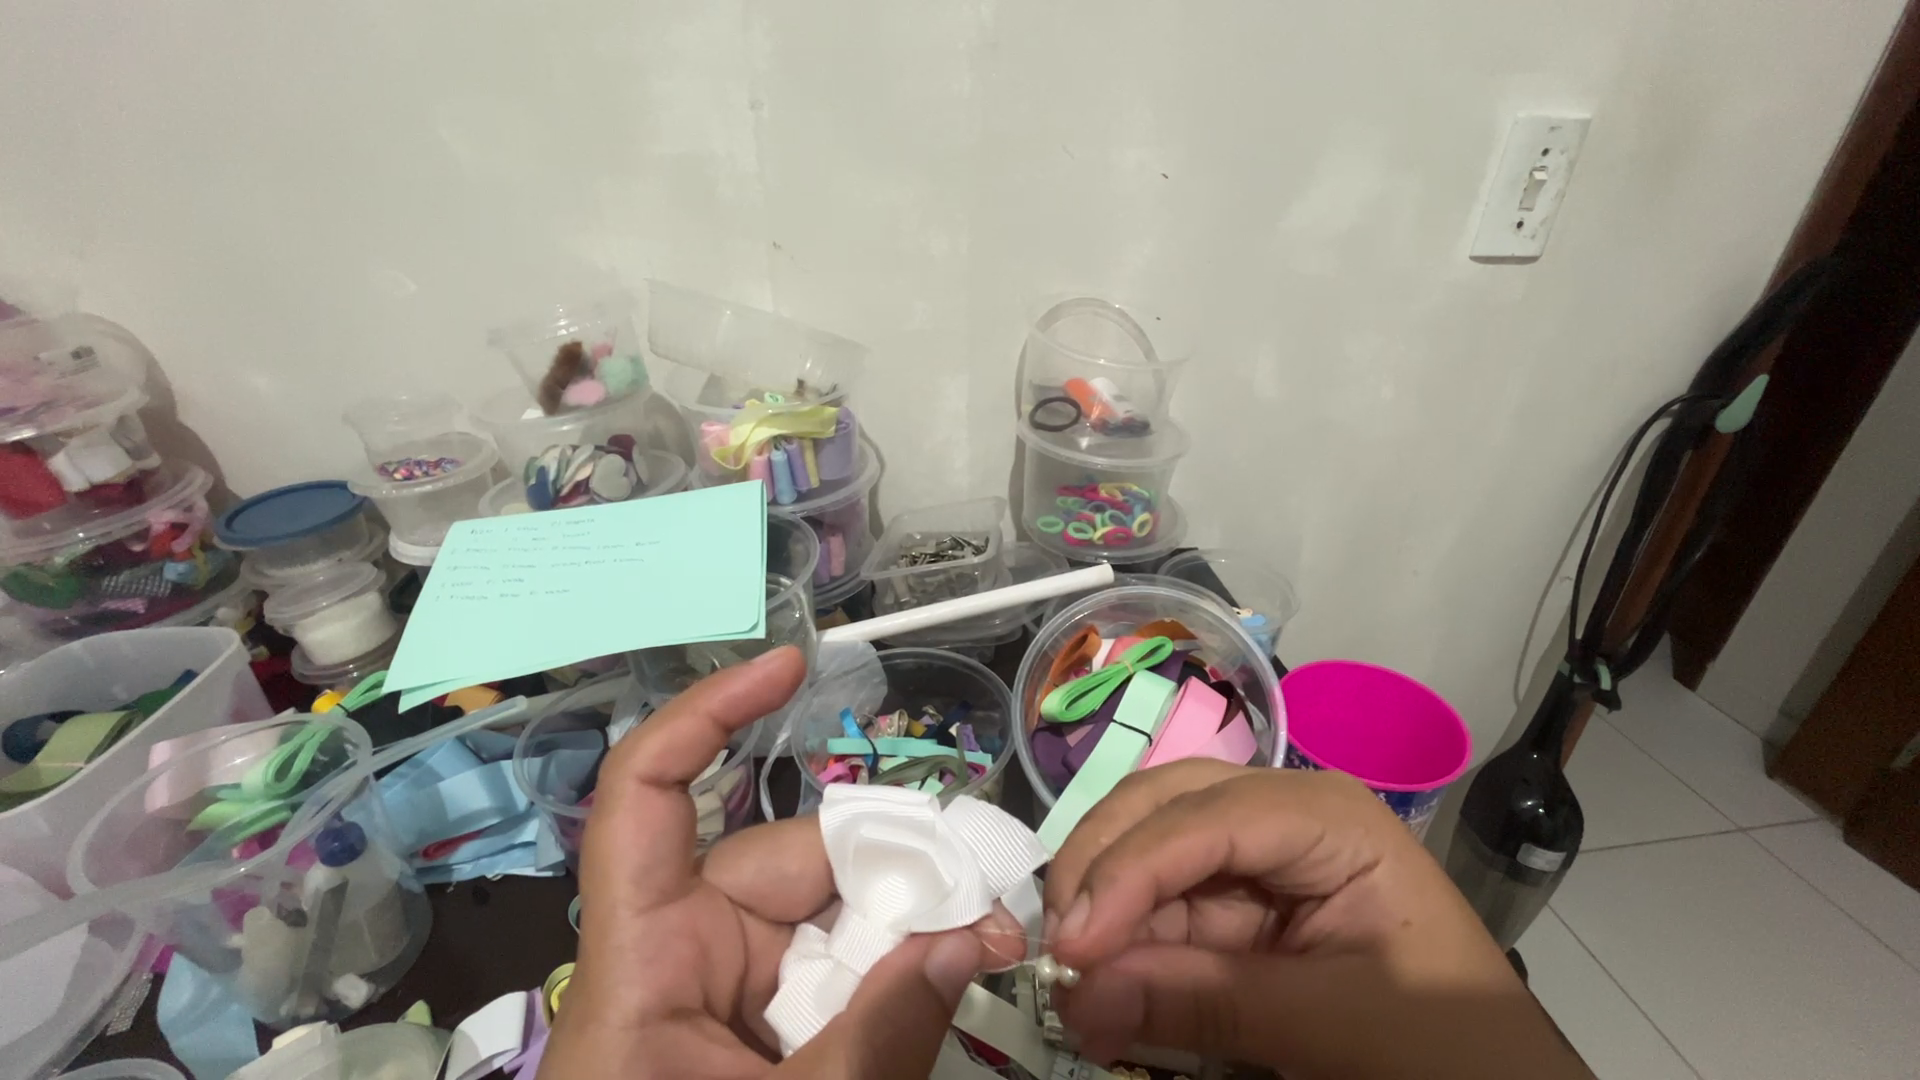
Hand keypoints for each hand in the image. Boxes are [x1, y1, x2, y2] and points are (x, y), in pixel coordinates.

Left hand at [538, 647, 1020, 1079]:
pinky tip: (952, 969)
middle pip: (790, 860)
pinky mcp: (761, 1014)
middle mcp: (684, 947)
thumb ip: (880, 1038)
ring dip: (909, 921)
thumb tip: (975, 936)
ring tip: (990, 943)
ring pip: (830, 911)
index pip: (650, 795)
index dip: (710, 714)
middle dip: (892, 870)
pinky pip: (839, 959)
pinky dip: (896, 961)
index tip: (792, 667)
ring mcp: (726, 981)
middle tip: (992, 911)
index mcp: (645, 961)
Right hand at [1044, 761, 1591, 1078]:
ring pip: (1148, 845)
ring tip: (1069, 972)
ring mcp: (1254, 849)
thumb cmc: (1453, 1050)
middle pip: (1162, 805)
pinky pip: (1163, 899)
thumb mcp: (1337, 1029)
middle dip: (1102, 867)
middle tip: (1057, 946)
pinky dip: (1125, 935)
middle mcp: (1278, 810)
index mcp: (1323, 816)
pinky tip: (1101, 974)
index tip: (1072, 942)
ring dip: (1103, 903)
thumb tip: (1080, 1003)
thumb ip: (1207, 1006)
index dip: (1130, 871)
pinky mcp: (1237, 893)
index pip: (1205, 819)